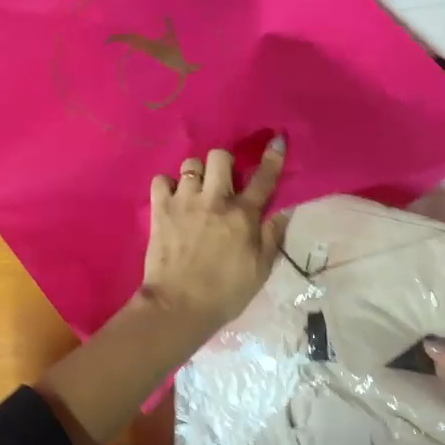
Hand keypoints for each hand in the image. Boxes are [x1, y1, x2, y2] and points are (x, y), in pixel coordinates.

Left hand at [141, 137, 288, 330]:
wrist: (179, 305)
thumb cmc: (225, 292)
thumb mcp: (260, 270)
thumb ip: (272, 237)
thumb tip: (283, 211)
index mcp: (243, 216)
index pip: (263, 179)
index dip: (273, 157)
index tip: (277, 139)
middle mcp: (215, 200)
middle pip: (220, 157)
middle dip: (223, 163)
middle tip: (222, 182)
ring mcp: (185, 201)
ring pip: (190, 165)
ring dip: (195, 174)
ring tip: (195, 191)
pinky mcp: (160, 209)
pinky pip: (161, 180)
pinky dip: (166, 186)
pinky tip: (171, 199)